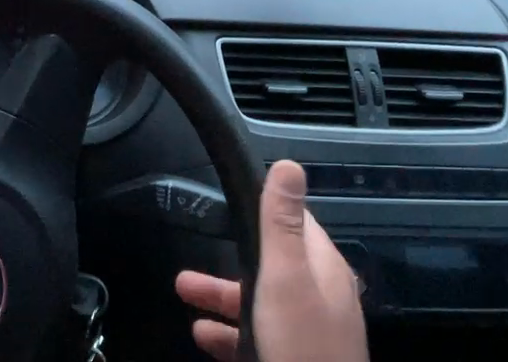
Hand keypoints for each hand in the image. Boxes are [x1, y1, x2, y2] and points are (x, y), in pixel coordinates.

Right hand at [174, 160, 366, 361]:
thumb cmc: (301, 346)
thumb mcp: (286, 278)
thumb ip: (281, 222)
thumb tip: (290, 164)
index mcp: (323, 268)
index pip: (294, 221)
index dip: (262, 210)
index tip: (228, 200)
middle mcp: (322, 296)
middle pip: (270, 263)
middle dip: (227, 259)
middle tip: (192, 256)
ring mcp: (312, 332)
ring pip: (260, 301)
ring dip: (221, 296)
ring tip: (183, 294)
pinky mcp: (298, 359)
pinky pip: (261, 335)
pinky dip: (231, 331)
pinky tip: (205, 336)